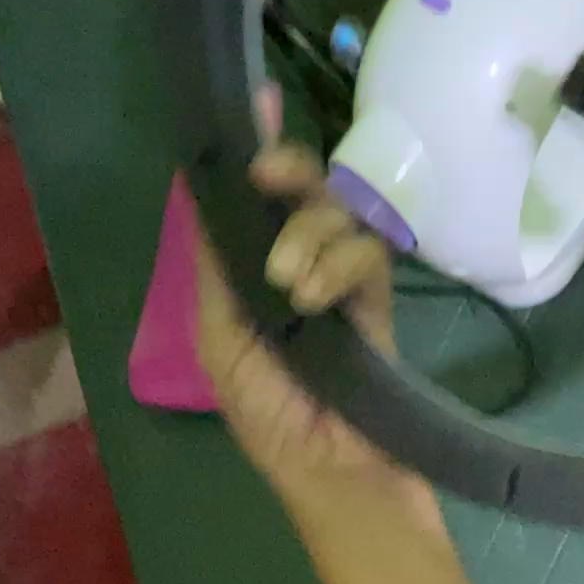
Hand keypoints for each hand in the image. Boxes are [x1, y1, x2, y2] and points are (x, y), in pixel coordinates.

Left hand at [193, 125, 423, 505]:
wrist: (339, 473)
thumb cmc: (272, 420)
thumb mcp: (220, 341)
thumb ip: (215, 267)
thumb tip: (200, 188)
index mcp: (253, 279)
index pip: (257, 203)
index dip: (257, 157)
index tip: (257, 110)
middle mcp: (301, 273)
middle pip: (308, 196)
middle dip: (289, 178)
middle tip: (268, 180)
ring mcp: (346, 289)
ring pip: (343, 218)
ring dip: (311, 235)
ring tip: (291, 285)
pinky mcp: (383, 307)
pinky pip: (370, 257)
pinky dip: (342, 262)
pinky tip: (317, 296)